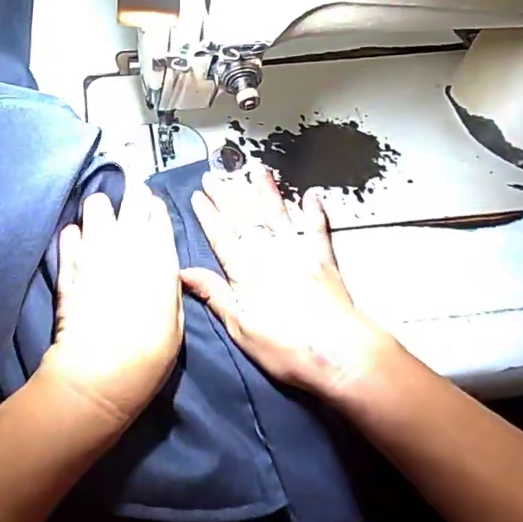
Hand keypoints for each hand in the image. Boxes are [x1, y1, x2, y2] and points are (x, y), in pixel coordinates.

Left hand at [38, 185, 183, 426]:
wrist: (97, 373)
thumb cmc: (147, 356)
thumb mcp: (176, 323)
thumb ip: (170, 287)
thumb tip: (164, 269)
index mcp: (159, 259)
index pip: (158, 215)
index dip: (155, 207)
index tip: (153, 206)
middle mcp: (128, 246)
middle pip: (131, 202)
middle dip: (133, 195)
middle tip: (132, 196)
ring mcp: (94, 252)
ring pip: (96, 207)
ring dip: (102, 208)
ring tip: (102, 214)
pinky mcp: (68, 265)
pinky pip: (69, 234)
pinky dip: (74, 233)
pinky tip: (77, 238)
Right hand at [182, 165, 401, 402]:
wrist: (339, 351)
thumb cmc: (286, 346)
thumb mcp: (240, 326)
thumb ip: (214, 294)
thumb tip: (183, 272)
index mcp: (244, 270)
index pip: (221, 235)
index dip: (208, 214)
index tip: (198, 195)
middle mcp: (269, 253)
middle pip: (244, 218)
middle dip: (227, 194)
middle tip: (216, 174)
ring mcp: (297, 252)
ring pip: (276, 213)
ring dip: (265, 191)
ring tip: (255, 170)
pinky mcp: (323, 259)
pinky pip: (316, 228)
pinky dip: (313, 211)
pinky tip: (310, 196)